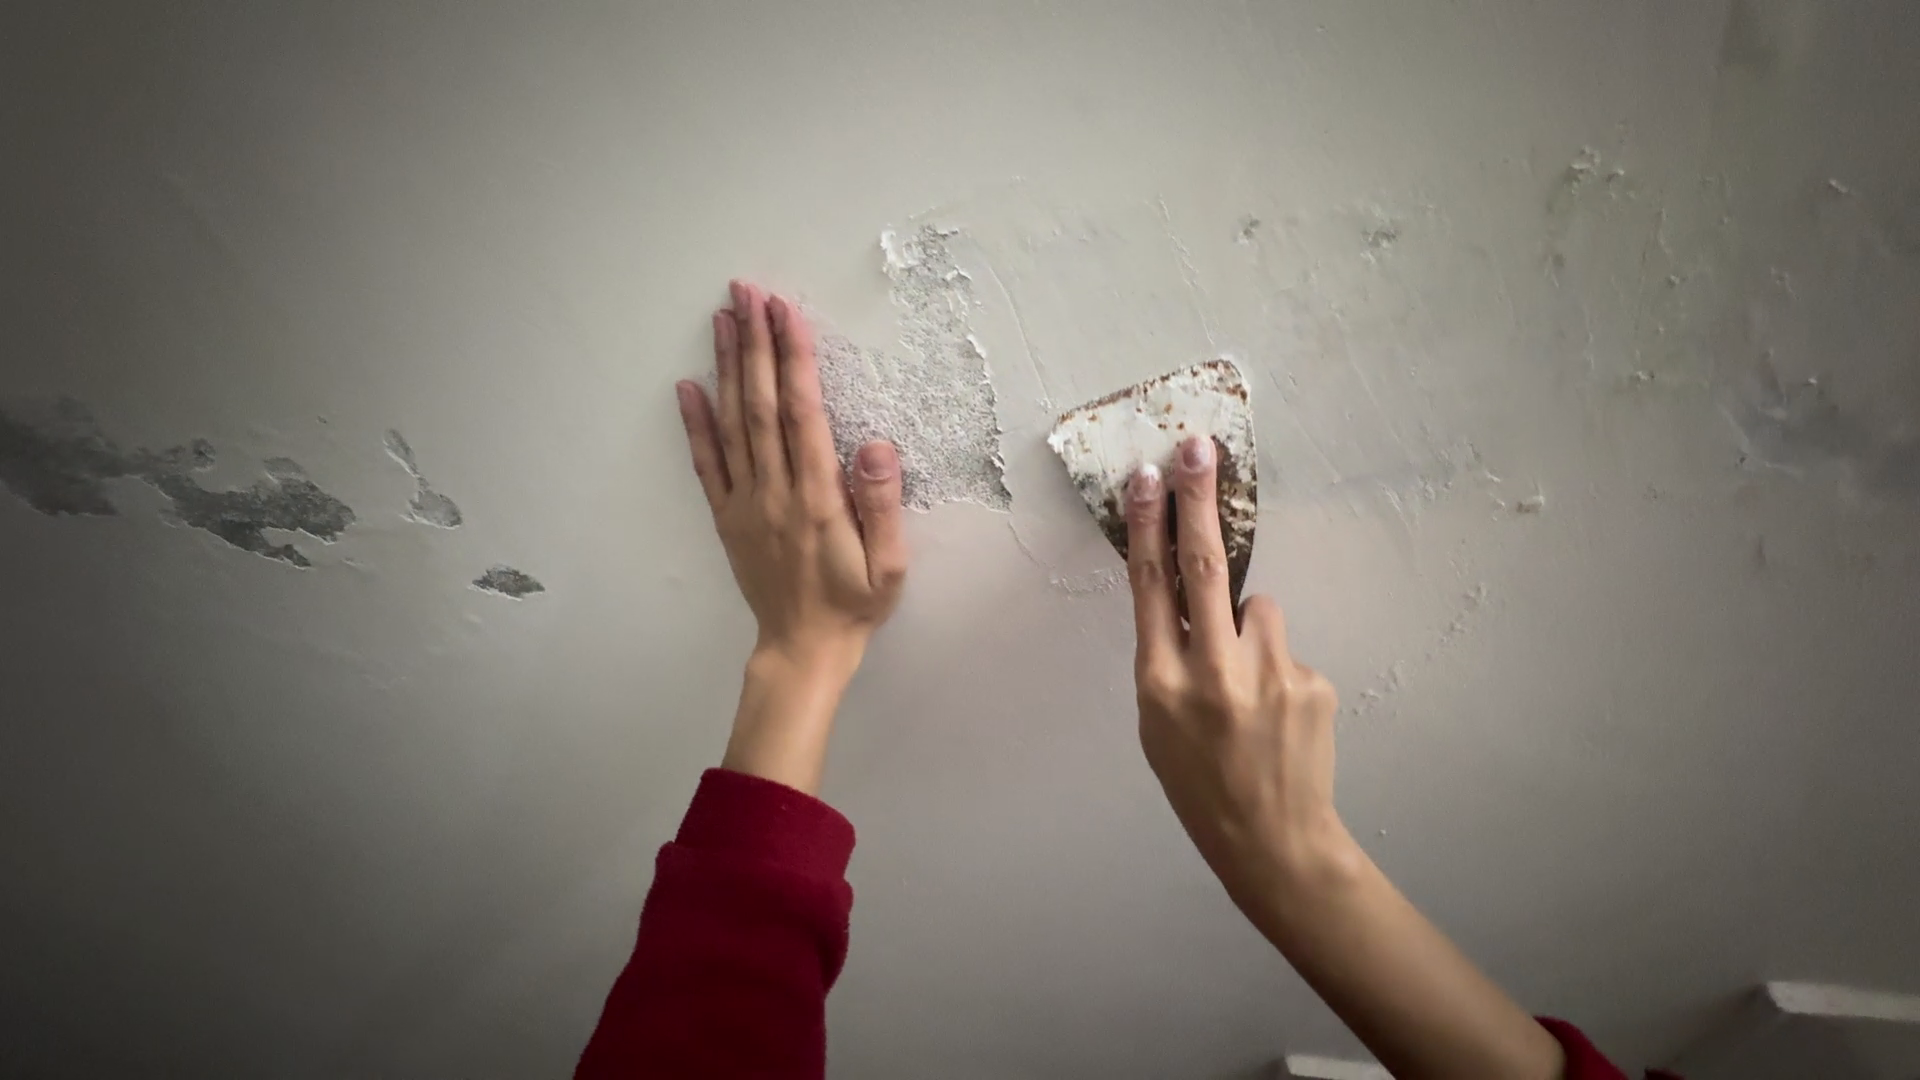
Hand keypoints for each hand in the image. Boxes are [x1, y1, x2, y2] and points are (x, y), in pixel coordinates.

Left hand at [675, 281, 908, 791]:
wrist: (802, 650)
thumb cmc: (853, 607)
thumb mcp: (889, 566)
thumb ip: (882, 505)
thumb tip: (875, 445)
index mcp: (817, 501)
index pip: (803, 416)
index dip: (796, 361)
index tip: (789, 314)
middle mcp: (774, 493)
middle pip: (762, 407)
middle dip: (757, 346)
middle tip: (748, 293)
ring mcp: (745, 505)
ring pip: (733, 425)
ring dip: (729, 369)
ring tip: (724, 320)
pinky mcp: (728, 518)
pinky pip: (708, 465)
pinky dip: (696, 424)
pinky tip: (689, 386)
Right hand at [1126, 437, 1563, 1079]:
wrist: (1271, 839)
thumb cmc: (1194, 780)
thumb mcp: (1154, 720)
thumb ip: (1167, 655)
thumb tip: (1197, 604)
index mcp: (1159, 683)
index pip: (1150, 586)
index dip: (1145, 525)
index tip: (1145, 476)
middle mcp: (1213, 671)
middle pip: (1205, 566)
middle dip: (1198, 499)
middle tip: (1198, 446)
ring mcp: (1270, 674)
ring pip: (1257, 610)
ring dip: (1247, 628)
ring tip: (1248, 687)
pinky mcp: (1312, 681)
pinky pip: (1284, 647)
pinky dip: (1275, 665)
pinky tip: (1275, 712)